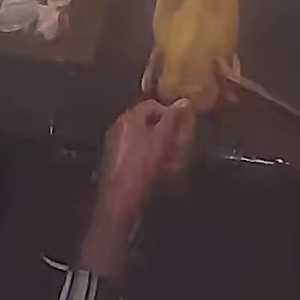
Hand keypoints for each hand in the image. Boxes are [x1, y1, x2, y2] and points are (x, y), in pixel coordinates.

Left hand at [97, 98, 195, 213]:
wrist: (121, 197)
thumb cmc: (142, 166)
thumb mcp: (162, 139)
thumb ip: (173, 119)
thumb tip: (183, 101)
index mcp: (129, 118)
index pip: (152, 105)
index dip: (169, 113)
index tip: (181, 125)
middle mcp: (120, 127)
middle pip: (148, 122)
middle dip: (165, 132)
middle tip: (178, 143)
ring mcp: (116, 144)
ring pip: (143, 138)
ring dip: (160, 145)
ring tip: (172, 160)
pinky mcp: (116, 160)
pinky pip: (137, 152)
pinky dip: (150, 157)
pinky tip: (160, 170)